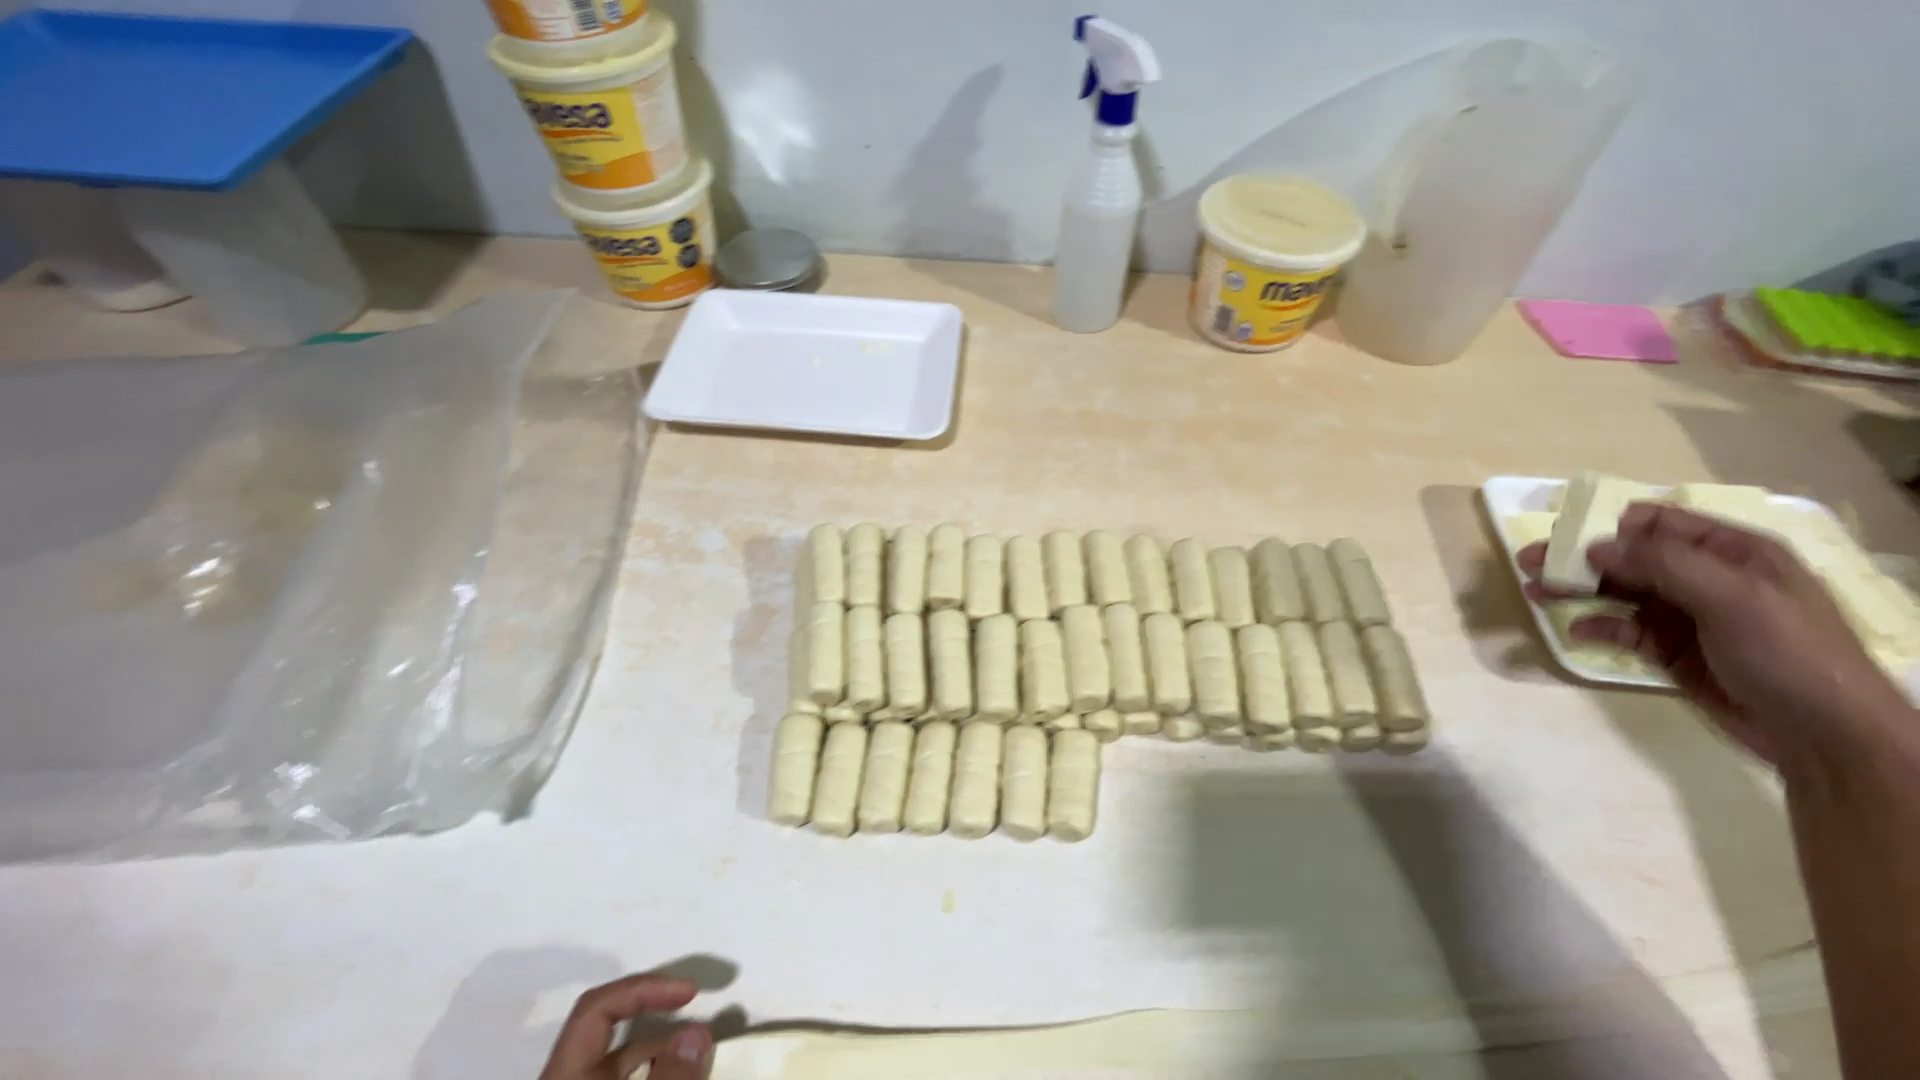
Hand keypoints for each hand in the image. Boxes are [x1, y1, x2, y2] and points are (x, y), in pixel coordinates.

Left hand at [538, 974, 711, 1079]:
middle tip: (704, 1026)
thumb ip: (667, 1079)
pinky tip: (683, 1074)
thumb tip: (697, 1033)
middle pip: (617, 1037)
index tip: (691, 992)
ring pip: (626, 1066)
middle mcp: (570, 1079)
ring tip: (703, 1052)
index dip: (644, 989)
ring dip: (665, 1055)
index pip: (597, 1007)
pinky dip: (658, 1074)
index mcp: (564, 1074)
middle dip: (664, 1026)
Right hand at [1517, 502, 1907, 764]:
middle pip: (1631, 557)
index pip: (1663, 523)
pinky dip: (1596, 627)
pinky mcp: (1672, 651)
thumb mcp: (1734, 598)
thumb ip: (1664, 566)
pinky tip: (1576, 631)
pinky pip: (1624, 630)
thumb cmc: (1789, 653)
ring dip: (1578, 589)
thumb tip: (1596, 547)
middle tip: (1530, 562)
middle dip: (1580, 557)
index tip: (1568, 537)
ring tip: (1535, 591)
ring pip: (1620, 592)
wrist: (1822, 733)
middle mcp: (1707, 577)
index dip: (1614, 526)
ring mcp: (1688, 615)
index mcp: (1734, 553)